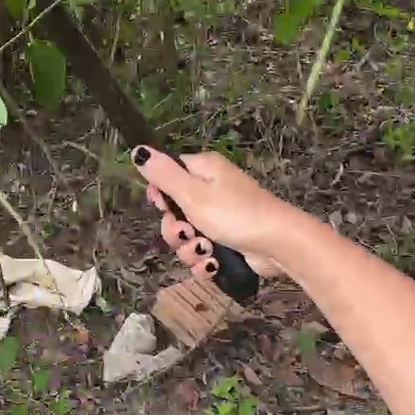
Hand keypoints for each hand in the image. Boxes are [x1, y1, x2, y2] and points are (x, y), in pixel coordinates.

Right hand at [131, 146, 308, 278]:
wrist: (277, 245)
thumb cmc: (234, 214)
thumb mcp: (193, 193)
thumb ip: (163, 175)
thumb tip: (137, 150)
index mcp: (202, 171)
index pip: (167, 177)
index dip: (160, 196)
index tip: (163, 207)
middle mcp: (209, 191)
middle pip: (173, 213)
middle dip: (175, 232)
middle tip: (187, 233)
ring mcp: (218, 219)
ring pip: (186, 238)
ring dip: (190, 250)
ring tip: (207, 252)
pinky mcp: (225, 242)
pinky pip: (201, 253)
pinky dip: (204, 262)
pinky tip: (214, 264)